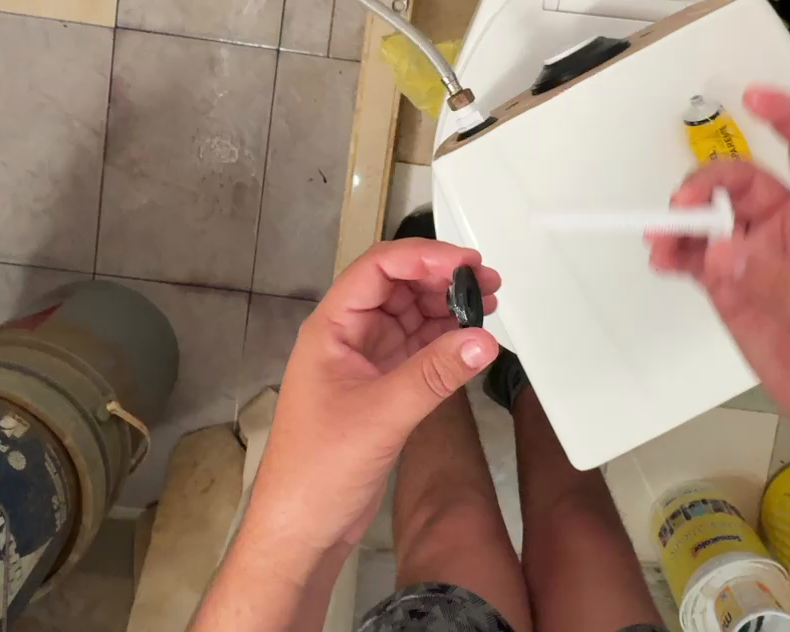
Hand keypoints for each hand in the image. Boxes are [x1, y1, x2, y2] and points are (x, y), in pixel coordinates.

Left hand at [247, 238, 500, 550]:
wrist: (301, 532)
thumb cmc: (318, 470)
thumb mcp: (381, 415)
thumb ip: (435, 373)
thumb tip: (484, 339)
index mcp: (332, 326)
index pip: (378, 269)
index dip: (422, 256)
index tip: (465, 262)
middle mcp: (349, 334)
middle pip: (398, 286)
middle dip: (442, 278)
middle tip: (487, 280)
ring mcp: (366, 359)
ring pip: (411, 314)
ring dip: (447, 305)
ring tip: (488, 301)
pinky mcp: (382, 384)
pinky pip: (418, 346)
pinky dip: (445, 338)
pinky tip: (471, 337)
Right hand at [648, 86, 789, 436]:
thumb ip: (776, 281)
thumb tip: (720, 250)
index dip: (788, 118)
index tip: (751, 96)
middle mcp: (787, 227)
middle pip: (741, 181)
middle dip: (706, 185)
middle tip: (679, 209)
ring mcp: (755, 255)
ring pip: (710, 216)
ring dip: (681, 221)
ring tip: (659, 242)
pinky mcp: (730, 285)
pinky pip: (694, 255)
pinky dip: (674, 252)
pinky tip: (662, 261)